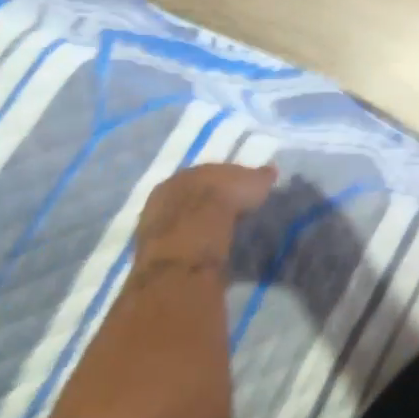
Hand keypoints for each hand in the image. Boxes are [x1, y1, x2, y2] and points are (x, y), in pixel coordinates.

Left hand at [134, 163, 277, 265]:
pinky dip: (183, 240)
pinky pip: (171, 236)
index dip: (227, 182)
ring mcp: (155, 213)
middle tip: (225, 213)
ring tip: (212, 233)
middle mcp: (172, 185)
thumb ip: (261, 176)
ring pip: (179, 214)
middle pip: (192, 192)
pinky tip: (196, 247)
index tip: (240, 193)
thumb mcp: (255, 184)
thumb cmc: (226, 201)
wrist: (191, 234)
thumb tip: (271, 169)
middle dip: (207, 200)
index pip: (213, 173)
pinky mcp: (147, 239)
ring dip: (192, 221)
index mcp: (196, 169)